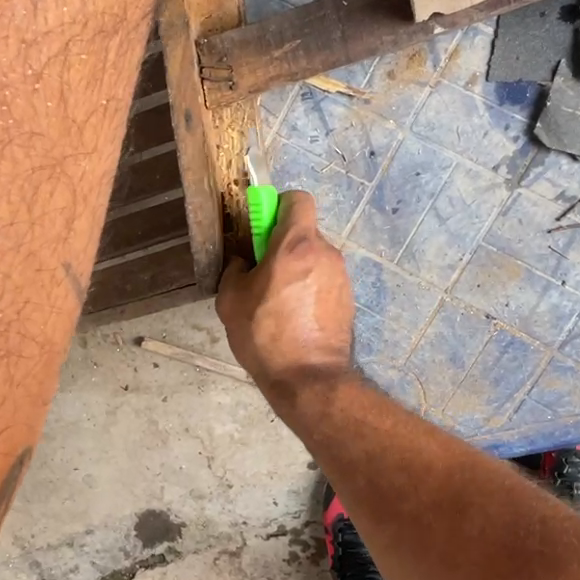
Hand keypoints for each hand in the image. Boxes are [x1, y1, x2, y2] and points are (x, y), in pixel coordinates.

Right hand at [216, 191, 356, 398]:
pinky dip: (310, 290)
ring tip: (277, 303)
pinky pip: (324, 281)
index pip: (298, 199)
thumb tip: (244, 261)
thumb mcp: (231, 300)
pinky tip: (294, 318)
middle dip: (283, 246)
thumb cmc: (265, 335)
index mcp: (297, 245)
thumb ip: (235, 269)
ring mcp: (342, 277)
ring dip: (297, 270)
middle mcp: (326, 253)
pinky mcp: (348, 299)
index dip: (278, 207)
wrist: (309, 379)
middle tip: (262, 275)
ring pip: (314, 259)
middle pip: (304, 233)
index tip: (261, 230)